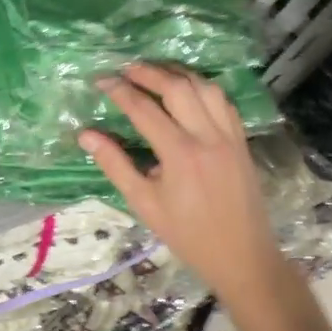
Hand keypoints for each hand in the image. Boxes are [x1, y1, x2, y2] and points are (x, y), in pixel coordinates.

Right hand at [76, 64, 286, 298]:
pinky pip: (224, 102)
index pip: (144, 109)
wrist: (245, 261)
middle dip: (148, 72)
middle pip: (177, 88)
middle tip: (126, 69)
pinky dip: (203, 88)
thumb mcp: (144, 204)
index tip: (101, 80)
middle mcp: (208, 138)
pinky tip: (187, 90)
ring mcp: (230, 138)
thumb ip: (115, 165)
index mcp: (180, 155)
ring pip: (205, 88)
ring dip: (177, 74)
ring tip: (155, 73)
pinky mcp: (242, 143)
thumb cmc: (189, 235)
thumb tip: (85, 135)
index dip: (119, 90)